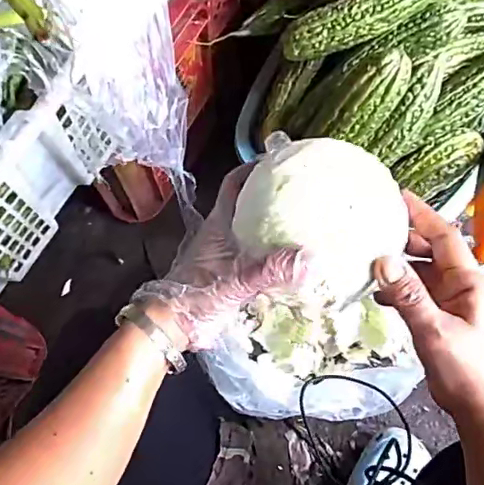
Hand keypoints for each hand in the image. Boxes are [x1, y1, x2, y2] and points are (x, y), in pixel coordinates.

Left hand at [131, 163, 306, 351]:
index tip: (276, 161)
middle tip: (299, 192)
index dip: (252, 169)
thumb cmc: (197, 294)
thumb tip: (310, 260)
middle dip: (268, 195)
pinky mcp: (226, 275)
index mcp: (218, 225)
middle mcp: (220, 235)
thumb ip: (272, 270)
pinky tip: (288, 259)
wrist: (173, 324)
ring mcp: (222, 255)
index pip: (234, 185)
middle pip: (245, 205)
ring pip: (249, 230)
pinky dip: (268, 253)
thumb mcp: (237, 280)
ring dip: (269, 225)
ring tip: (300, 222)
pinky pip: (252, 256)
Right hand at [374, 191, 483, 435]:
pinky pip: (419, 294)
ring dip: (400, 264)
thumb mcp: (434, 331)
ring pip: (423, 273)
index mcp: (470, 283)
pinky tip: (381, 294)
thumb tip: (383, 260)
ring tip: (370, 256)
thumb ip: (408, 296)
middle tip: (374, 225)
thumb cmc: (468, 373)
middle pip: (432, 252)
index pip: (444, 237)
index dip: (421, 214)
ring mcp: (454, 305)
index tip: (397, 195)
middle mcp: (464, 288)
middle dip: (405, 237)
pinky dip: (400, 289)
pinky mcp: (444, 321)